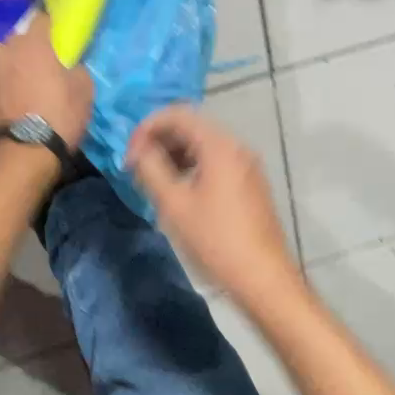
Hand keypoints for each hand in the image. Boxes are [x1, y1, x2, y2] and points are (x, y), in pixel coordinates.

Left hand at [0, 14, 94, 146]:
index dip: (55, 26)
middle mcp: (8, 52)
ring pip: (11, 60)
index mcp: (33, 44)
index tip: (65, 37)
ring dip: (22, 67)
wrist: (22, 155)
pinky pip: (4, 80)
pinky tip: (24, 100)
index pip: (43, 19)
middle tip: (52, 62)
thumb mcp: (84, 89)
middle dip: (35, 47)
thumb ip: (77, 68)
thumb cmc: (58, 116)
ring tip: (36, 84)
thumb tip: (70, 66)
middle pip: (23, 39)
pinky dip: (13, 85)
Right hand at [127, 106, 299, 303]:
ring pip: (203, 144)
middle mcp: (236, 146)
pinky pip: (215, 160)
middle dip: (160, 140)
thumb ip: (151, 169)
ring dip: (174, 153)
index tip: (129, 153)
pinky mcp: (250, 183)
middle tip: (136, 165)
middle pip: (191, 126)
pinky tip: (178, 190)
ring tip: (153, 178)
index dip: (147, 127)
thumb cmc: (217, 241)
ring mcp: (247, 165)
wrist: (265, 280)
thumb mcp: (174, 205)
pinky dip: (192, 165)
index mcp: (219, 145)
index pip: (178, 115)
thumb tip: (137, 150)